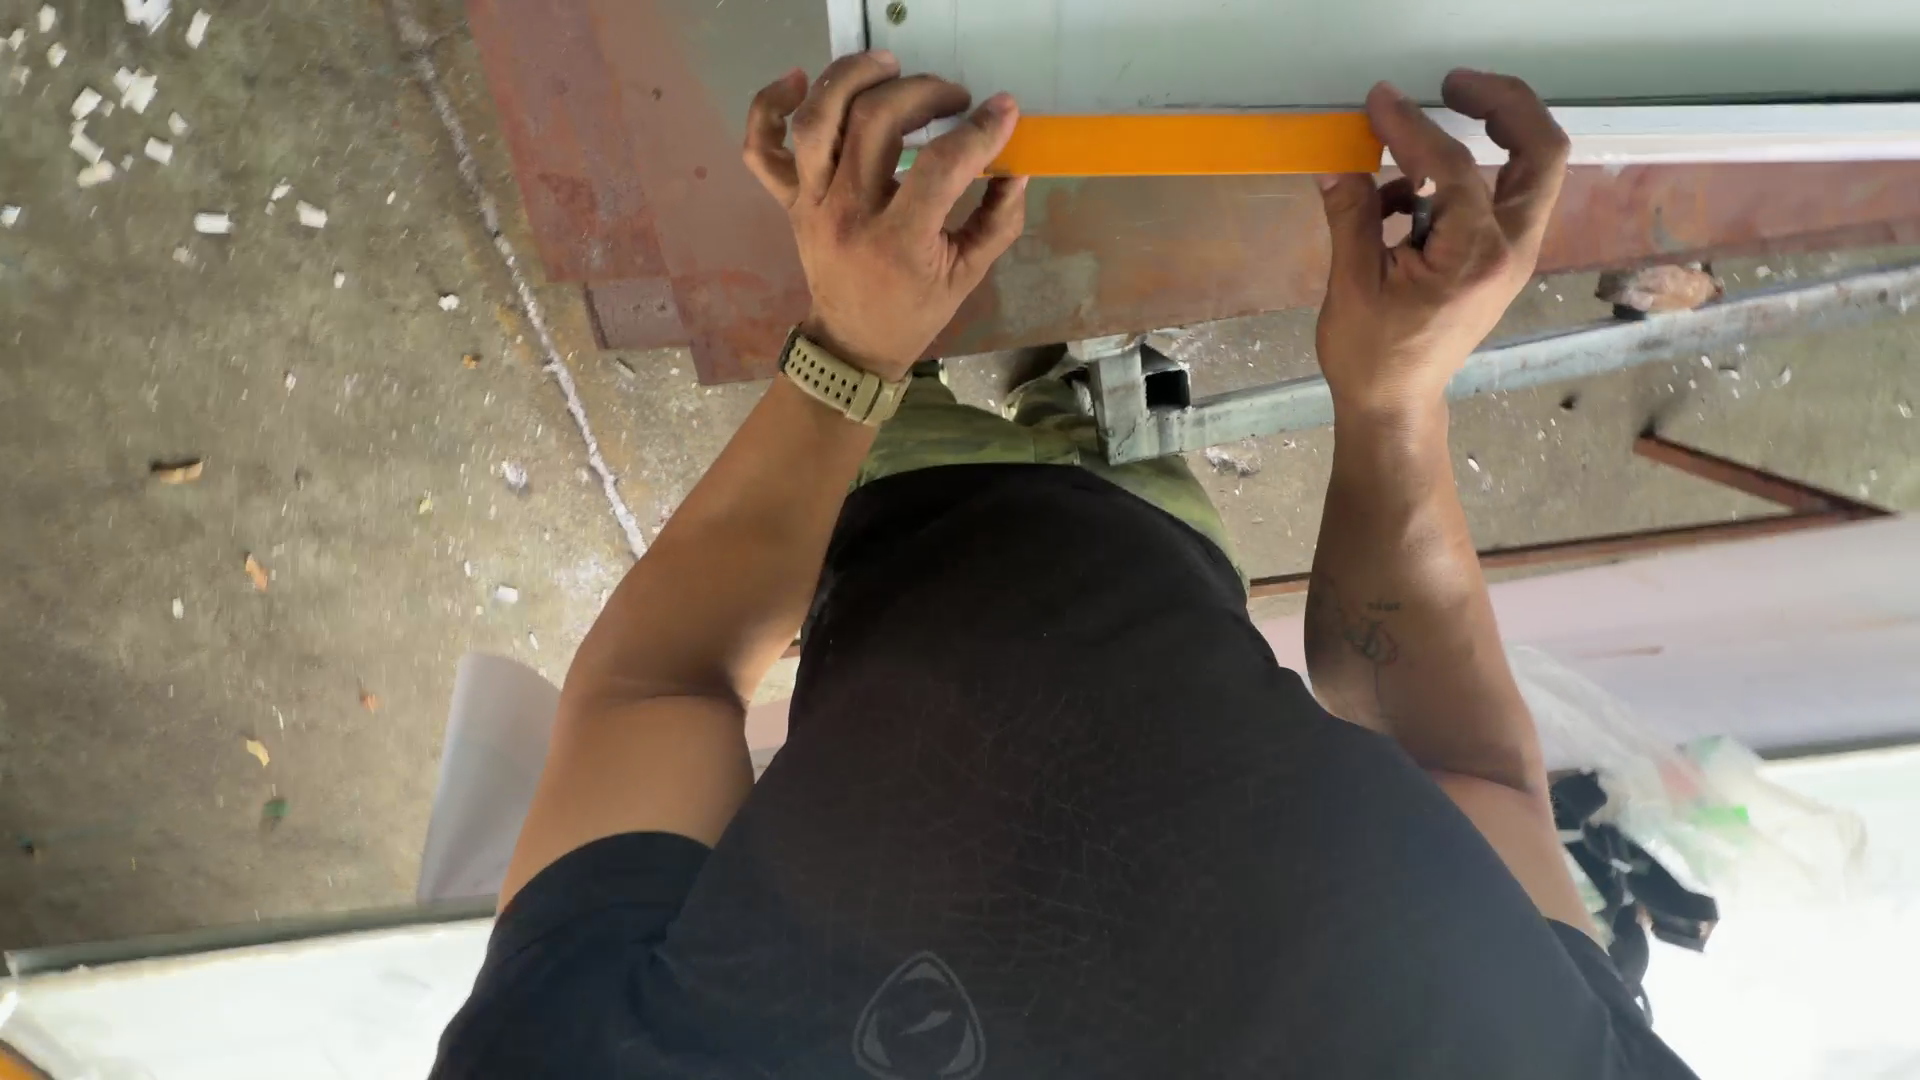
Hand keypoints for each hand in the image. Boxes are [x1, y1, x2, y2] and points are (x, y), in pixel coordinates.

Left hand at [742, 53, 1028, 380]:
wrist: (853, 342)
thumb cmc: (914, 312)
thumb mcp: (967, 276)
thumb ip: (998, 222)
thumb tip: (1016, 167)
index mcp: (898, 243)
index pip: (938, 167)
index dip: (977, 132)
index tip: (1003, 112)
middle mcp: (848, 216)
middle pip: (875, 122)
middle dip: (922, 93)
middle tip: (951, 98)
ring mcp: (811, 206)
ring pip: (818, 120)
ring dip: (852, 77)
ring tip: (889, 65)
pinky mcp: (790, 202)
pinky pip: (761, 147)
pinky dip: (769, 105)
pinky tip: (800, 81)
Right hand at [1314, 71, 1569, 415]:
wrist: (1394, 404)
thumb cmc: (1370, 357)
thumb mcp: (1352, 288)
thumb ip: (1351, 219)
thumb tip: (1337, 166)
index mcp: (1475, 257)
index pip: (1452, 168)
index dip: (1412, 129)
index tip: (1379, 102)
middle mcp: (1511, 249)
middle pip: (1539, 151)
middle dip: (1501, 106)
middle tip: (1454, 85)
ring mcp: (1510, 255)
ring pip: (1526, 173)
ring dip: (1484, 144)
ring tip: (1404, 160)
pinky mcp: (1496, 262)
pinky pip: (1493, 202)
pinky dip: (1453, 187)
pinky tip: (1398, 207)